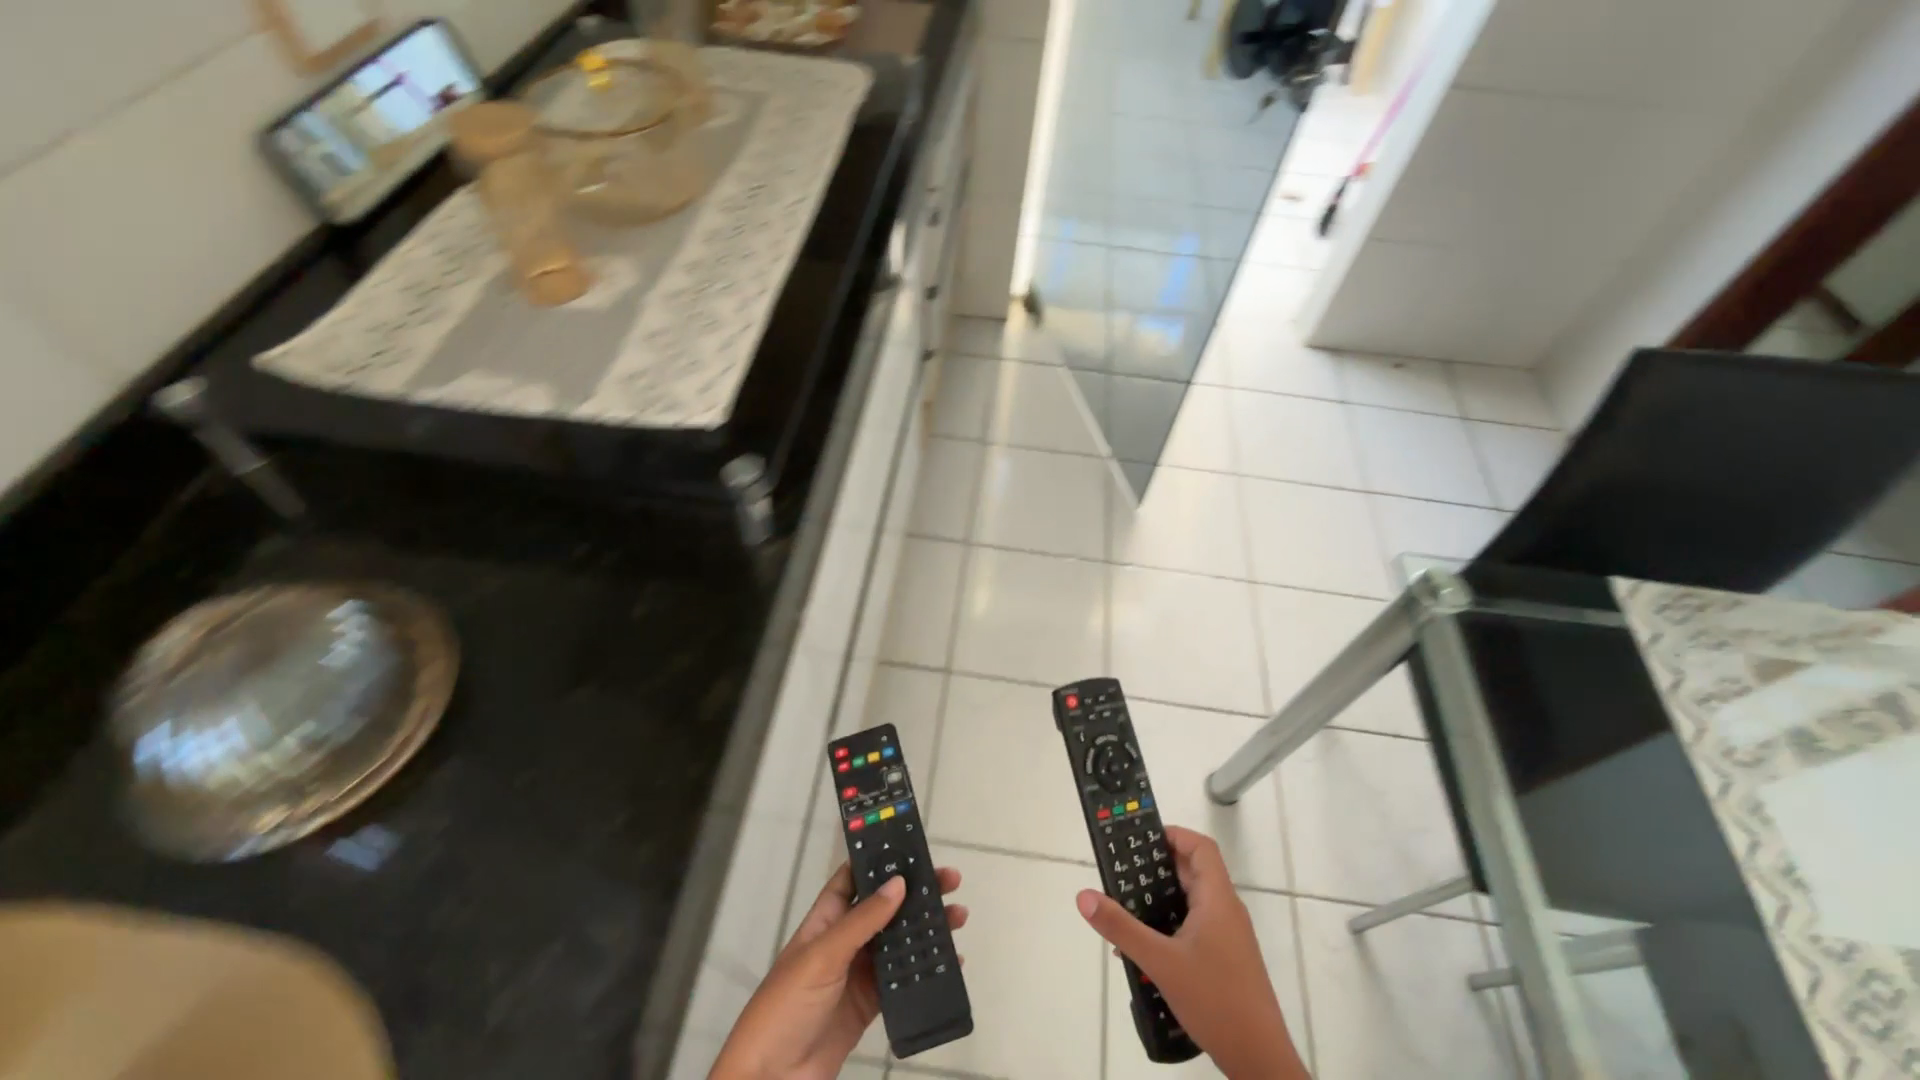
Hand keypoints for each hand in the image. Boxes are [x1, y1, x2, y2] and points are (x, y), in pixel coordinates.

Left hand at [710, 863, 966, 1079]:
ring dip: (927, 930)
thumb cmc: (785, 1006)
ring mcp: (857, 974)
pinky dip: (926, 969)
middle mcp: (843, 942)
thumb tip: (897, 883)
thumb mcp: (822, 956)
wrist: (772, 1077)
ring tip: (958, 916)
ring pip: (899, 943)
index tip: (910, 847)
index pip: (852, 880)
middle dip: (915, 893)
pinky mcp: (870, 1005)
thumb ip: (861, 921)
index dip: (877, 861)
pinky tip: (950, 960)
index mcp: (824, 922)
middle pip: (884, 909)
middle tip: (949, 880)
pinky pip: (903, 980)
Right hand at [1075, 827, 1308, 1079]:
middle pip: (1192, 873)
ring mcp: (1227, 938)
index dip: (1173, 835)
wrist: (1258, 1057)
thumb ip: (1121, 927)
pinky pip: (1192, 929)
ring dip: (1158, 902)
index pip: (1201, 848)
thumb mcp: (1160, 962)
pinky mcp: (1224, 960)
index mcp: (1217, 900)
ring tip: (1123, 908)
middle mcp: (1225, 912)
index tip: (1139, 839)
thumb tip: (1084, 896)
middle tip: (1120, 872)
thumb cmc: (1215, 999)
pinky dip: (1167, 929)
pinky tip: (1141, 951)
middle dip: (1155, 869)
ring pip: (1190, 904)